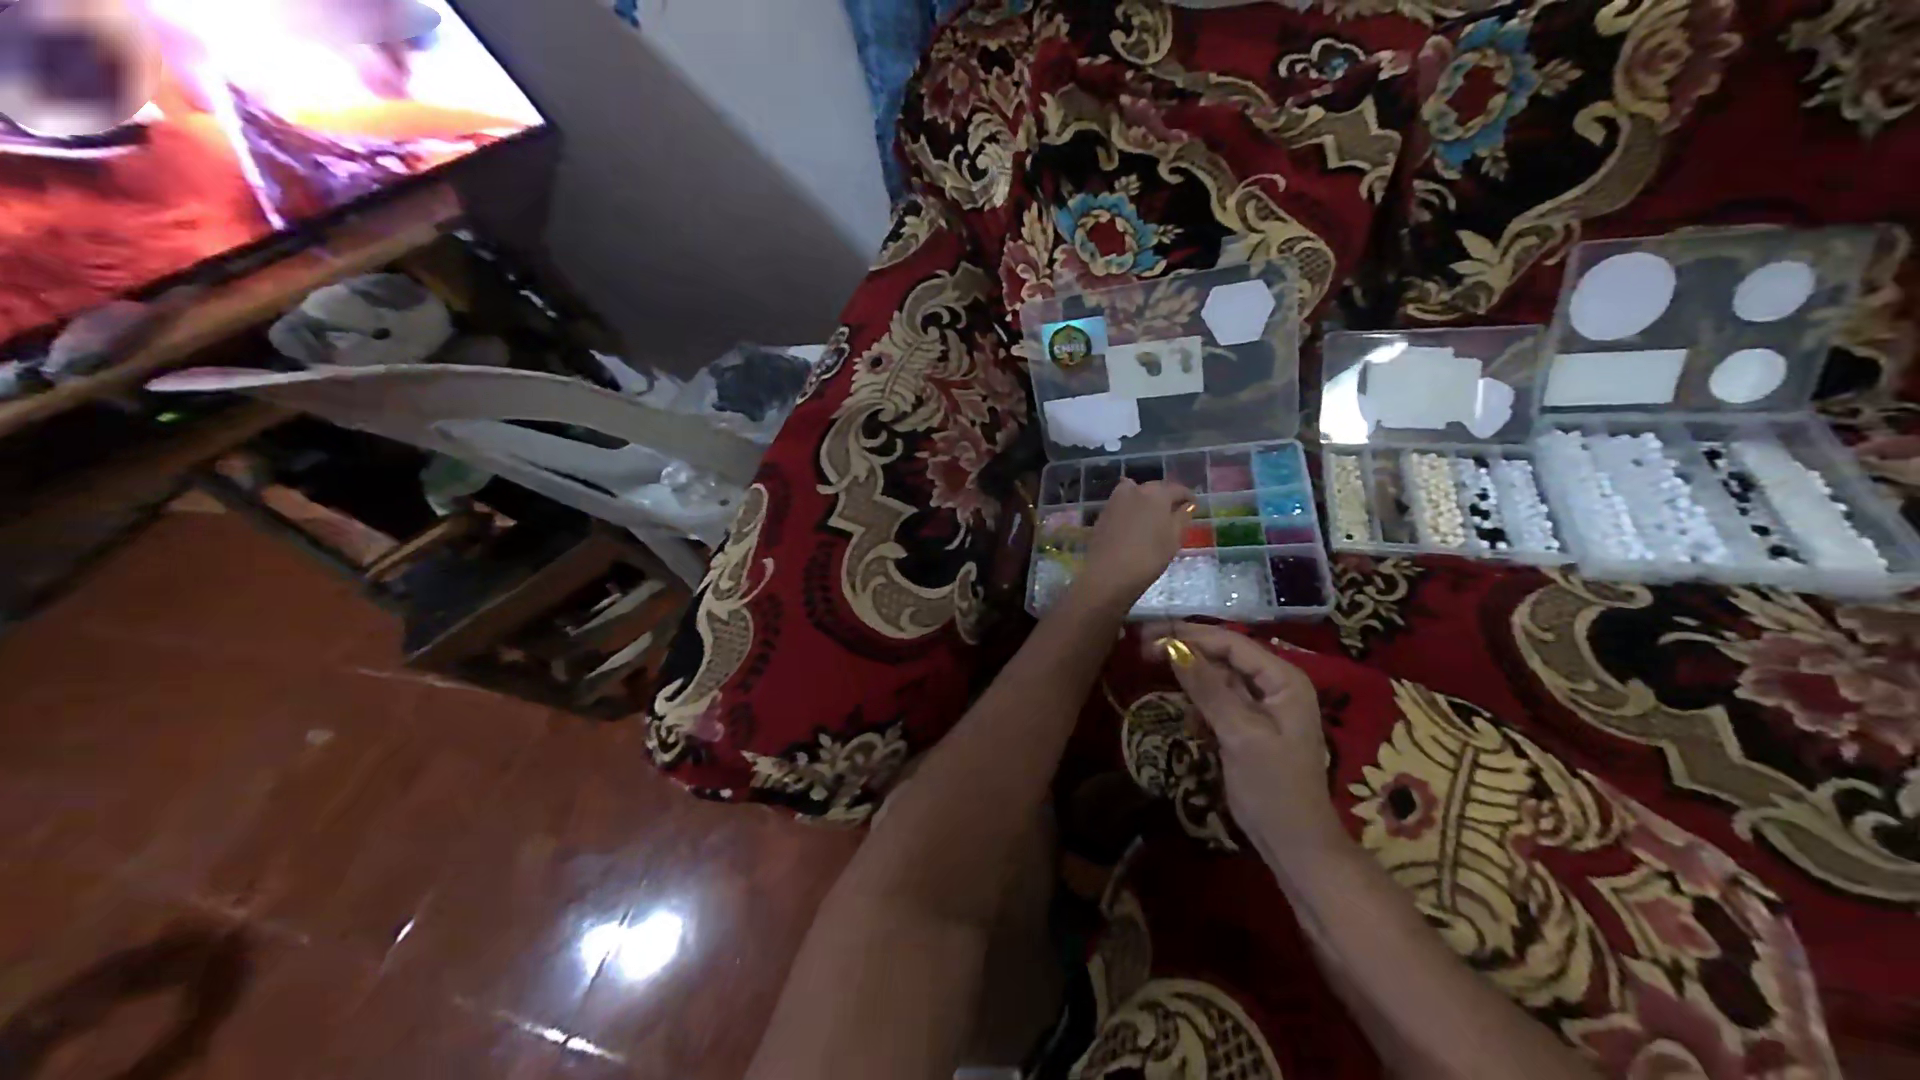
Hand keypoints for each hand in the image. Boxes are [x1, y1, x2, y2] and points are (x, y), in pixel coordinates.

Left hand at [1075, 479, 1192, 604]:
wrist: (1106, 574)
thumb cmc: (1147, 558)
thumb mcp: (1173, 539)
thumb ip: (1182, 518)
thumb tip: (1187, 505)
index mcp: (1156, 493)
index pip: (1177, 489)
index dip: (1188, 497)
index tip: (1193, 506)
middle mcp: (1134, 490)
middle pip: (1155, 489)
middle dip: (1166, 497)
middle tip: (1174, 513)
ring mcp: (1114, 500)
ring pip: (1135, 494)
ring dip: (1146, 501)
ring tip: (1153, 518)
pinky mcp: (1102, 514)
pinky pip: (1122, 505)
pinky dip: (1131, 510)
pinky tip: (1135, 525)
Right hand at [1145, 622, 1342, 862]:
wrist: (1294, 843)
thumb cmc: (1273, 787)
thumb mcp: (1239, 734)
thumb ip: (1208, 688)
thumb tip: (1174, 648)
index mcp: (1284, 679)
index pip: (1232, 643)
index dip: (1190, 636)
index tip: (1149, 637)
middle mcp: (1276, 684)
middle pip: (1224, 655)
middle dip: (1186, 649)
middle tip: (1143, 646)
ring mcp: (1263, 705)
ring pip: (1219, 675)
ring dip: (1188, 672)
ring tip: (1150, 664)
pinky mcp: (1249, 725)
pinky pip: (1219, 699)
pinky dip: (1197, 698)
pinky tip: (1180, 707)